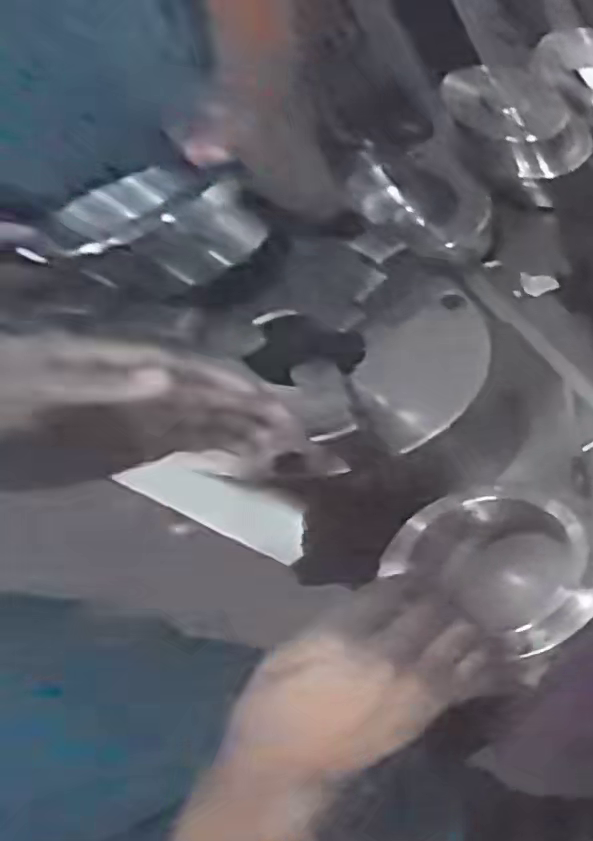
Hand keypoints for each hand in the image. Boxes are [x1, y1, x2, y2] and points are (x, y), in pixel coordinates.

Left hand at [0, 331, 314, 485]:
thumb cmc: (1, 409)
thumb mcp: (37, 391)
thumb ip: (102, 386)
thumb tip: (169, 377)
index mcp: (106, 363)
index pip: (182, 364)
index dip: (229, 379)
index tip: (270, 399)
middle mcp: (130, 387)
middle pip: (204, 393)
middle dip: (253, 409)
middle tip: (297, 429)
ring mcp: (133, 418)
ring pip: (207, 419)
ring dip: (251, 431)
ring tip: (289, 447)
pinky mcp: (136, 446)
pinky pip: (193, 443)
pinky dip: (228, 449)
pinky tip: (258, 458)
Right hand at [220, 577, 494, 789]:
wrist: (290, 767)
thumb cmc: (275, 709)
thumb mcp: (287, 655)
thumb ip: (336, 622)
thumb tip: (380, 598)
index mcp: (344, 637)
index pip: (391, 591)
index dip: (406, 583)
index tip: (412, 583)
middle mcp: (390, 652)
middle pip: (436, 608)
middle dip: (439, 600)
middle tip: (440, 600)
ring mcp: (422, 677)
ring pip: (465, 632)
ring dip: (465, 624)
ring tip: (458, 623)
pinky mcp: (440, 699)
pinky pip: (479, 670)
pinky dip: (486, 658)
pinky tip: (483, 651)